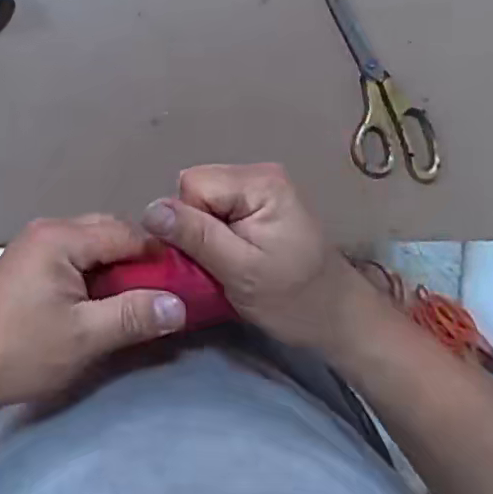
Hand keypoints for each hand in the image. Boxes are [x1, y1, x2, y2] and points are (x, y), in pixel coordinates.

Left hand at [0, 214, 186, 406]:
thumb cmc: (20, 348)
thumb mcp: (84, 336)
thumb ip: (133, 316)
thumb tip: (179, 304)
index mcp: (61, 237)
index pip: (125, 233)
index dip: (158, 256)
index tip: (186, 282)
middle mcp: (48, 229)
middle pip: (108, 232)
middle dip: (138, 260)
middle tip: (163, 293)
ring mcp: (35, 244)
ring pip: (91, 245)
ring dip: (116, 268)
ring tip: (138, 300)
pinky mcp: (28, 263)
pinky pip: (73, 257)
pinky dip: (94, 274)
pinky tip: (104, 300)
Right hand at [142, 162, 369, 352]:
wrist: (342, 321)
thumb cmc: (295, 301)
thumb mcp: (240, 272)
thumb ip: (196, 236)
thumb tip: (150, 210)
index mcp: (259, 181)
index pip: (193, 185)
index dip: (190, 222)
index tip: (212, 256)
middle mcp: (259, 172)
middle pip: (196, 187)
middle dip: (197, 225)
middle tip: (222, 262)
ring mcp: (261, 185)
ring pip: (203, 198)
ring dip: (205, 230)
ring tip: (230, 260)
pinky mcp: (260, 201)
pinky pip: (217, 206)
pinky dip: (217, 231)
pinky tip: (236, 253)